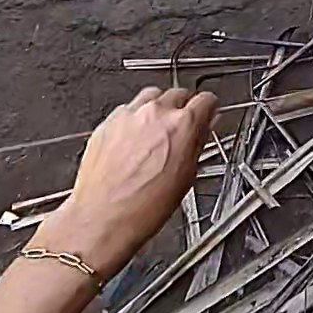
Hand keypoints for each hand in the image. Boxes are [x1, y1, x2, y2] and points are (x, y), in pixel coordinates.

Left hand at [31, 87, 217, 279]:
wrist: (103, 218)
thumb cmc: (143, 207)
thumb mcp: (187, 175)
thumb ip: (198, 142)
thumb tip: (204, 127)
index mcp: (182, 125)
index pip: (205, 100)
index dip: (208, 108)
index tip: (206, 114)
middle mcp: (155, 113)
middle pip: (178, 93)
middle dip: (184, 108)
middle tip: (182, 128)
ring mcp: (129, 115)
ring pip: (151, 97)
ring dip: (158, 108)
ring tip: (157, 132)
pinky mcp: (107, 122)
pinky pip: (127, 110)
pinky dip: (135, 118)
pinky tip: (135, 140)